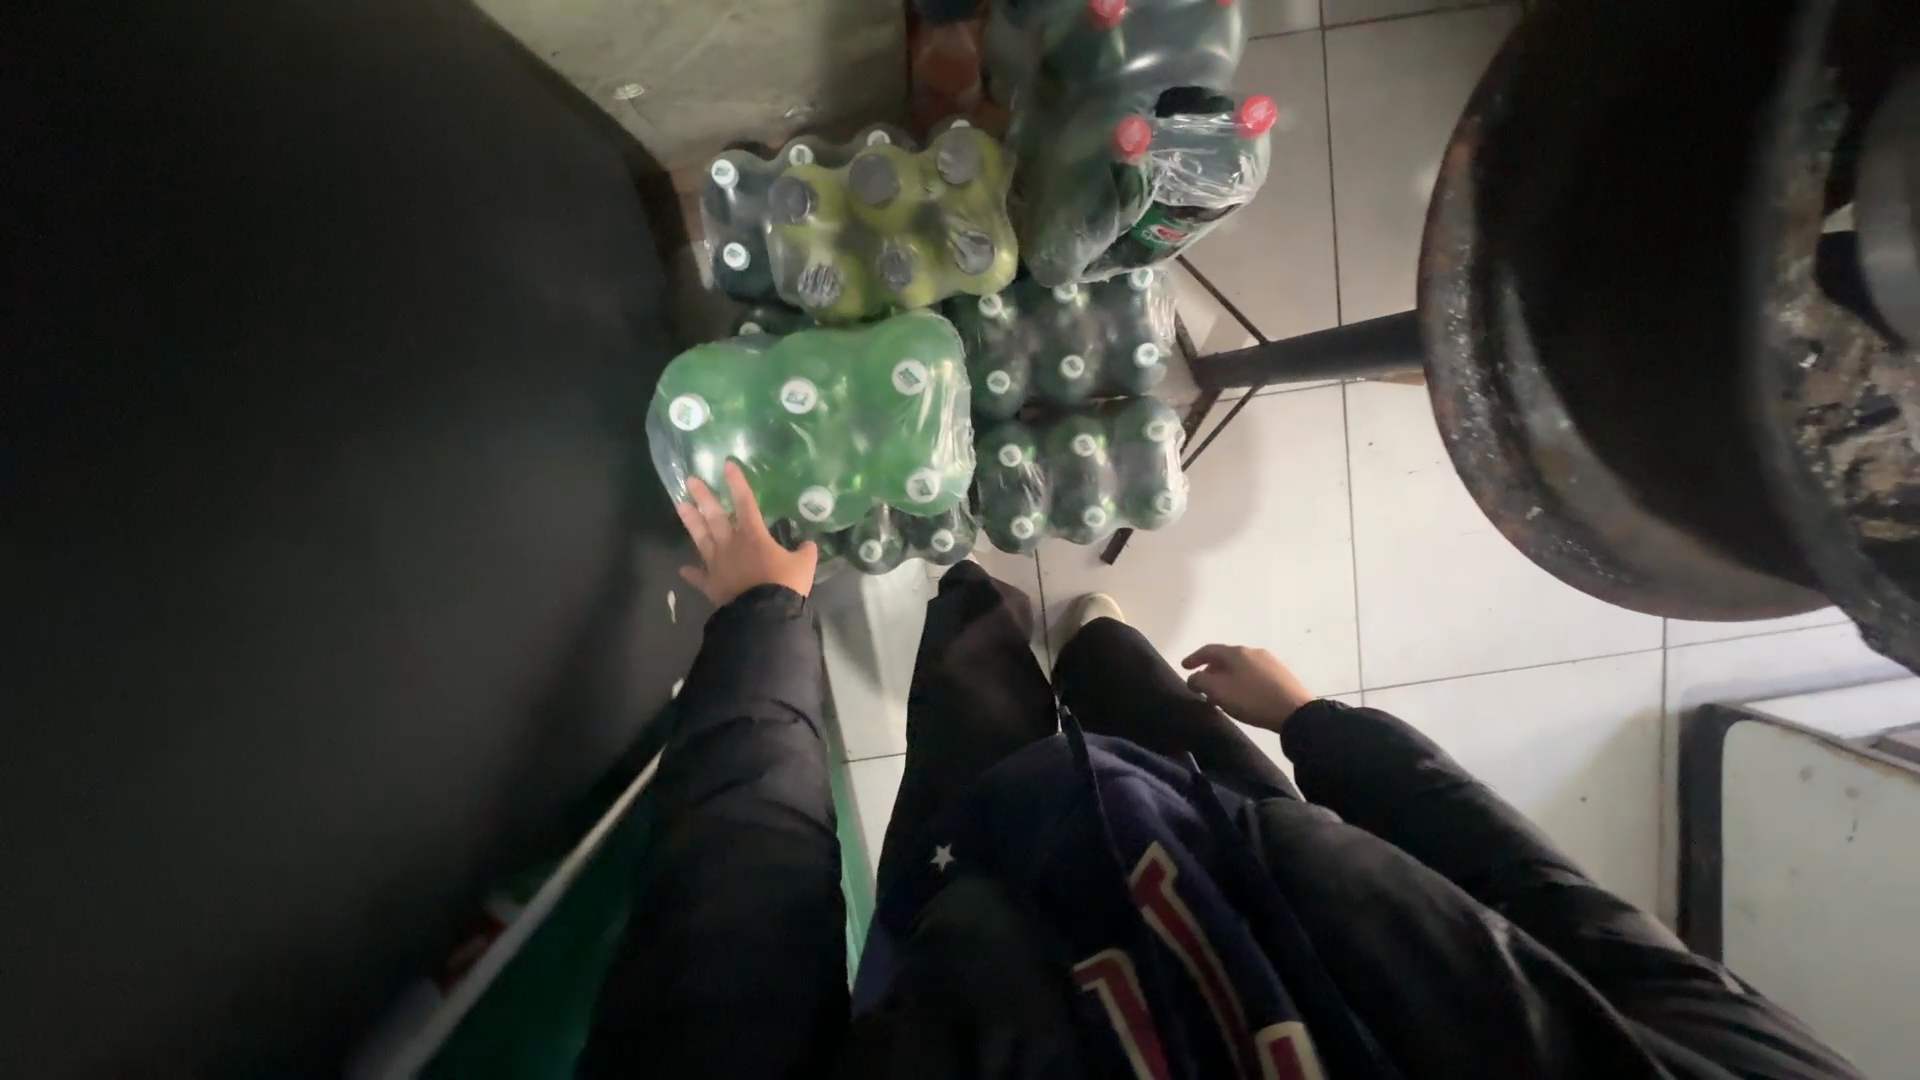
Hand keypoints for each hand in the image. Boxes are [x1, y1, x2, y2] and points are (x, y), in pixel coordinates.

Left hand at [676, 461, 817, 606]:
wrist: (764, 614)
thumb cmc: (784, 584)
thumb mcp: (804, 565)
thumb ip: (805, 551)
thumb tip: (809, 544)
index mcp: (753, 536)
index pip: (745, 503)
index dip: (737, 483)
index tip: (727, 465)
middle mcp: (731, 545)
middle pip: (715, 517)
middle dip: (704, 497)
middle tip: (690, 480)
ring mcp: (718, 565)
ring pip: (701, 539)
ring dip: (691, 523)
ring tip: (680, 506)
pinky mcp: (712, 585)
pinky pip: (699, 577)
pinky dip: (692, 573)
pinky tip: (683, 569)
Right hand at [1181, 645, 1314, 731]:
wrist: (1296, 712)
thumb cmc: (1252, 699)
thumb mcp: (1218, 691)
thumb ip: (1200, 682)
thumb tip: (1193, 678)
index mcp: (1236, 652)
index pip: (1208, 650)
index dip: (1193, 658)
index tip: (1184, 667)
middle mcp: (1252, 651)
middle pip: (1225, 657)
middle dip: (1211, 669)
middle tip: (1202, 683)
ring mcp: (1270, 662)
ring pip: (1240, 666)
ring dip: (1227, 676)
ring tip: (1222, 692)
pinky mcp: (1281, 675)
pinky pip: (1253, 673)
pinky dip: (1241, 680)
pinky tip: (1243, 694)